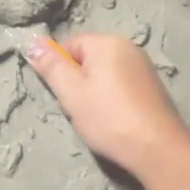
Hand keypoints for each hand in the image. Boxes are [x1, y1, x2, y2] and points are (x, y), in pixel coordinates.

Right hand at [23, 32, 189, 174]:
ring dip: (95, 91)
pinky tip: (114, 119)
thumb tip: (31, 41)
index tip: (62, 94)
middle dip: (78, 80)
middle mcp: (128, 47)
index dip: (60, 68)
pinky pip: (121, 84)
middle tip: (77, 107)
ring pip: (105, 73)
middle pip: (88, 57)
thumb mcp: (71, 93)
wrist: (157, 148)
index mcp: (108, 42)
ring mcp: (144, 67)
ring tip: (96, 116)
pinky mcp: (152, 87)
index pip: (70, 44)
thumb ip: (50, 66)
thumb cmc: (108, 118)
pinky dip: (113, 98)